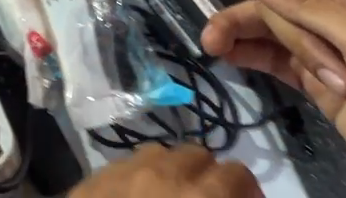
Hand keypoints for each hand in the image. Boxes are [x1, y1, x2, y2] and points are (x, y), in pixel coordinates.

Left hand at [71, 144, 259, 197]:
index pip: (238, 175)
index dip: (248, 192)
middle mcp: (165, 174)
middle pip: (198, 155)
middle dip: (211, 177)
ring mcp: (127, 169)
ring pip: (162, 153)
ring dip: (175, 171)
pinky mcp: (97, 176)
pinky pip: (129, 162)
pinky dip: (142, 175)